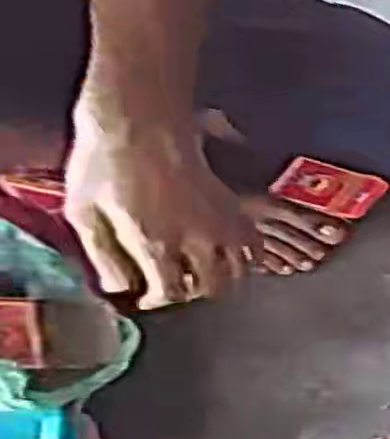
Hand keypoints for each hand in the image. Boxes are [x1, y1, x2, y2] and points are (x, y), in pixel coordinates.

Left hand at [63, 117, 255, 308]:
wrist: (145, 137)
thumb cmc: (107, 170)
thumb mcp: (83, 212)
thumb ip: (102, 254)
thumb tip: (119, 287)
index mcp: (156, 243)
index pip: (169, 290)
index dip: (157, 301)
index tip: (147, 300)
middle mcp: (200, 242)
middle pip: (211, 288)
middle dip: (192, 295)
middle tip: (176, 289)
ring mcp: (226, 231)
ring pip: (238, 275)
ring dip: (222, 283)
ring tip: (204, 279)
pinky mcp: (241, 220)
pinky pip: (256, 253)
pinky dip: (248, 263)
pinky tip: (232, 261)